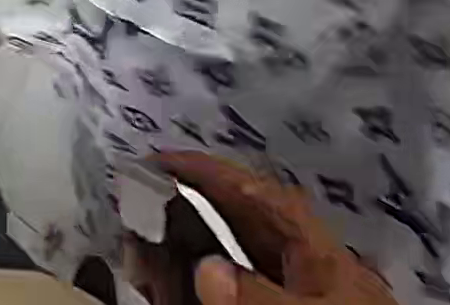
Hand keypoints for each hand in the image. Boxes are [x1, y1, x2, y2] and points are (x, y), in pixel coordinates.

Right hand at [145, 152, 393, 304]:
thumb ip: (260, 299)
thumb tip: (206, 268)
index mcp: (309, 244)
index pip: (250, 190)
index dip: (205, 169)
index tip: (159, 159)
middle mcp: (298, 260)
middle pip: (233, 220)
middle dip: (186, 208)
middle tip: (140, 203)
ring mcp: (290, 289)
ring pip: (229, 259)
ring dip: (187, 254)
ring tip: (144, 249)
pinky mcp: (277, 304)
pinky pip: (232, 289)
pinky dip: (202, 286)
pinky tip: (175, 285)